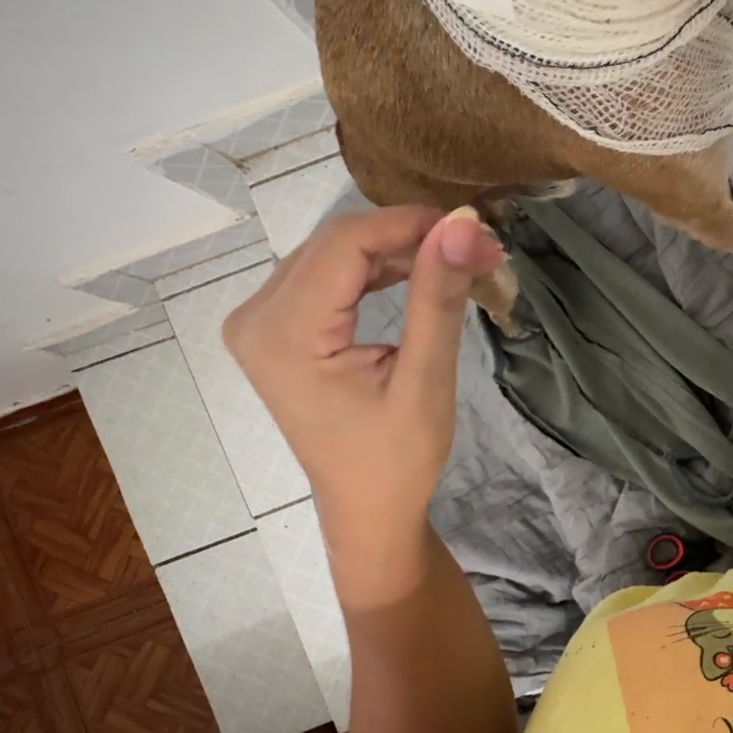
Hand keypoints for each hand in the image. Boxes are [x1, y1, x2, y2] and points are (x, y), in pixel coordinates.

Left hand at [224, 206, 504, 599]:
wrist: (369, 508)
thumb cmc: (399, 458)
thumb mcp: (426, 379)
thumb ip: (438, 297)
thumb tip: (464, 225)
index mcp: (283, 333)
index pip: (346, 244)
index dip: (411, 224)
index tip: (476, 229)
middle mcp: (255, 317)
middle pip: (336, 244)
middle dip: (409, 238)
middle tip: (477, 249)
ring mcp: (258, 323)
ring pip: (332, 255)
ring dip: (396, 252)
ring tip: (456, 262)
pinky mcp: (275, 330)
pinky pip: (326, 278)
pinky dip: (374, 271)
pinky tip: (416, 275)